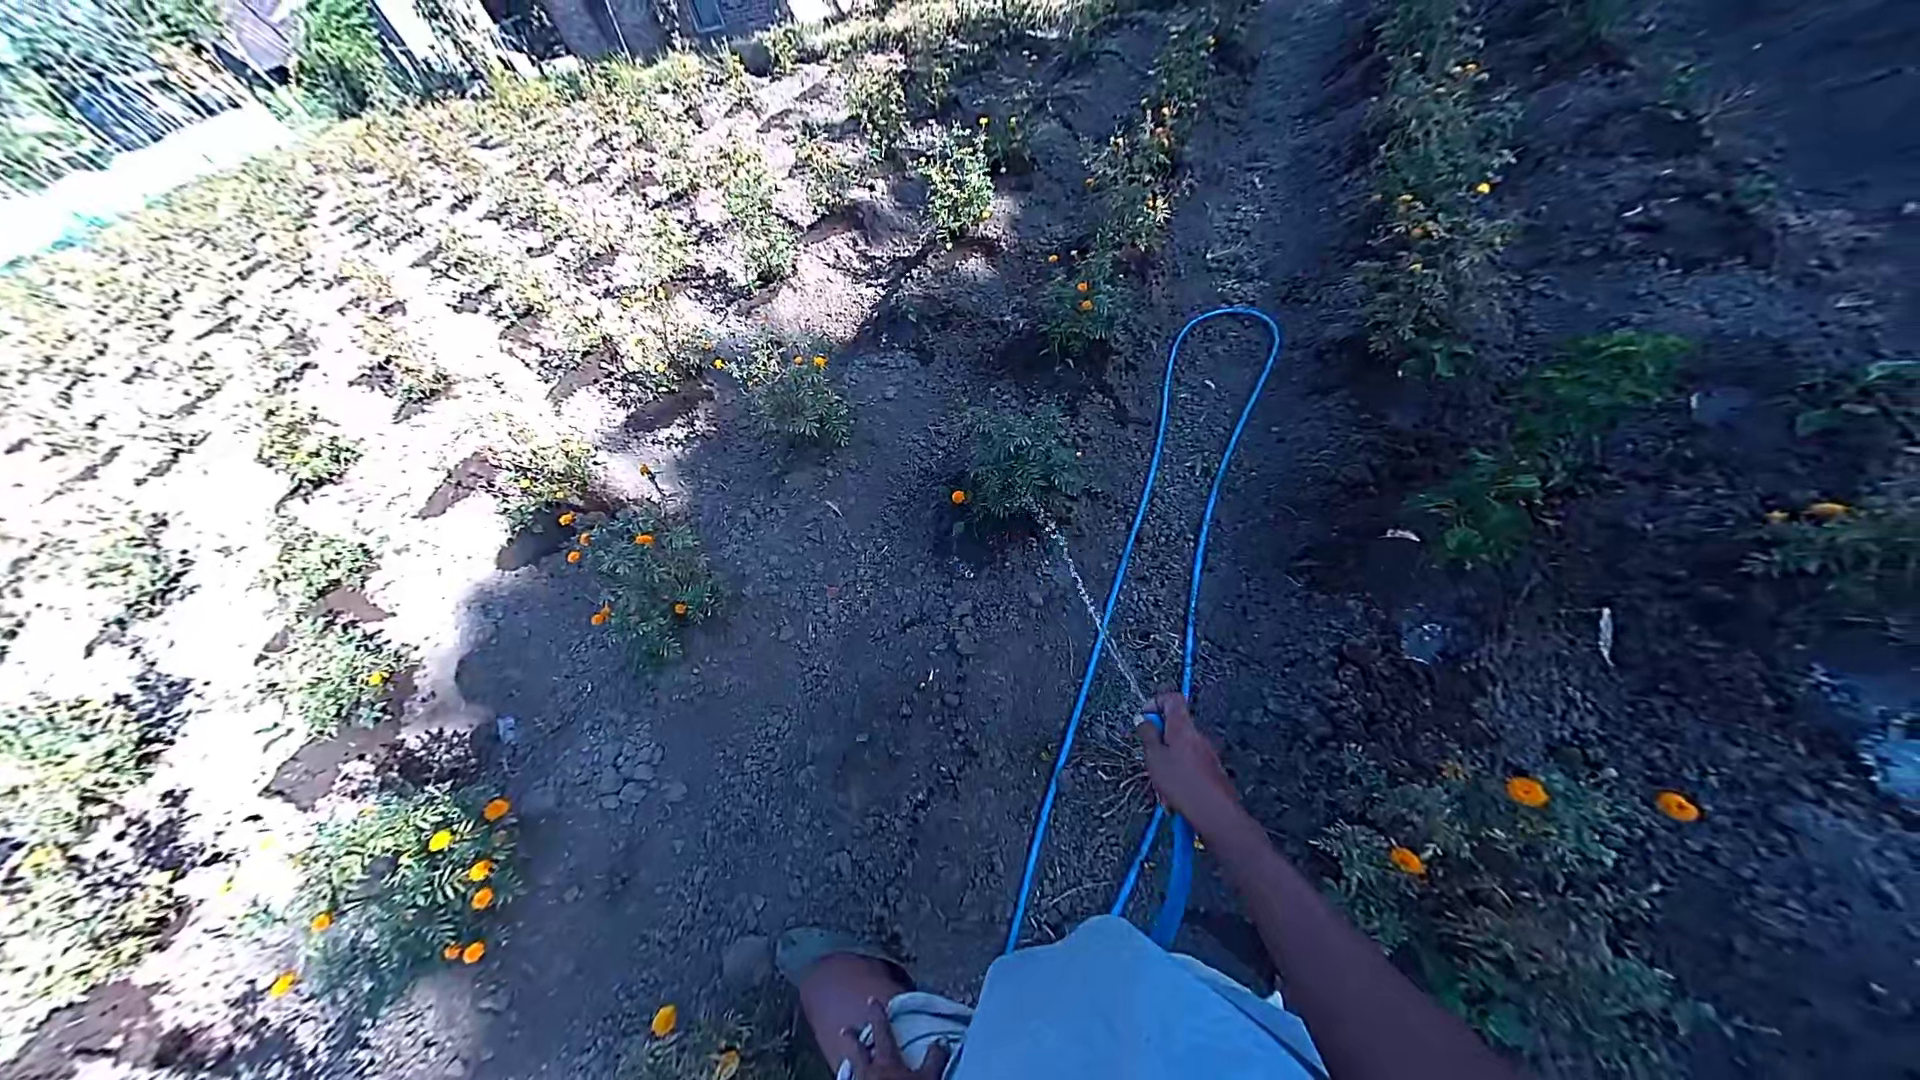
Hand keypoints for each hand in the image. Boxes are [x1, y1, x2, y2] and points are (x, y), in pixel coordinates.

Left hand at [847, 998, 951, 1078]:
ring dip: (850, 1066)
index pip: (882, 1032)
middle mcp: (868, 1074)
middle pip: (857, 1052)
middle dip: (852, 1039)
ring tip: (846, 1063)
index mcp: (886, 1062)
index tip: (872, 1000)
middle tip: (844, 1029)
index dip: (878, 1015)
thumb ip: (934, 1058)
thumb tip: (940, 1040)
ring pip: (852, 1073)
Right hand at [1135, 690, 1246, 837]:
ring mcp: (1206, 754)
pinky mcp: (1210, 771)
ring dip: (1166, 761)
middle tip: (1149, 756)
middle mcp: (1197, 736)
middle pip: (1174, 725)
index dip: (1155, 703)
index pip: (1172, 698)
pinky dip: (1177, 774)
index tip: (1144, 718)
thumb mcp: (1154, 757)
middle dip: (1158, 739)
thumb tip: (1144, 720)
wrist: (1215, 813)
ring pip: (1179, 748)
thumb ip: (1147, 735)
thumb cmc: (1182, 784)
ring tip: (1161, 783)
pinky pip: (1188, 765)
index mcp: (1183, 727)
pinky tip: (1172, 795)